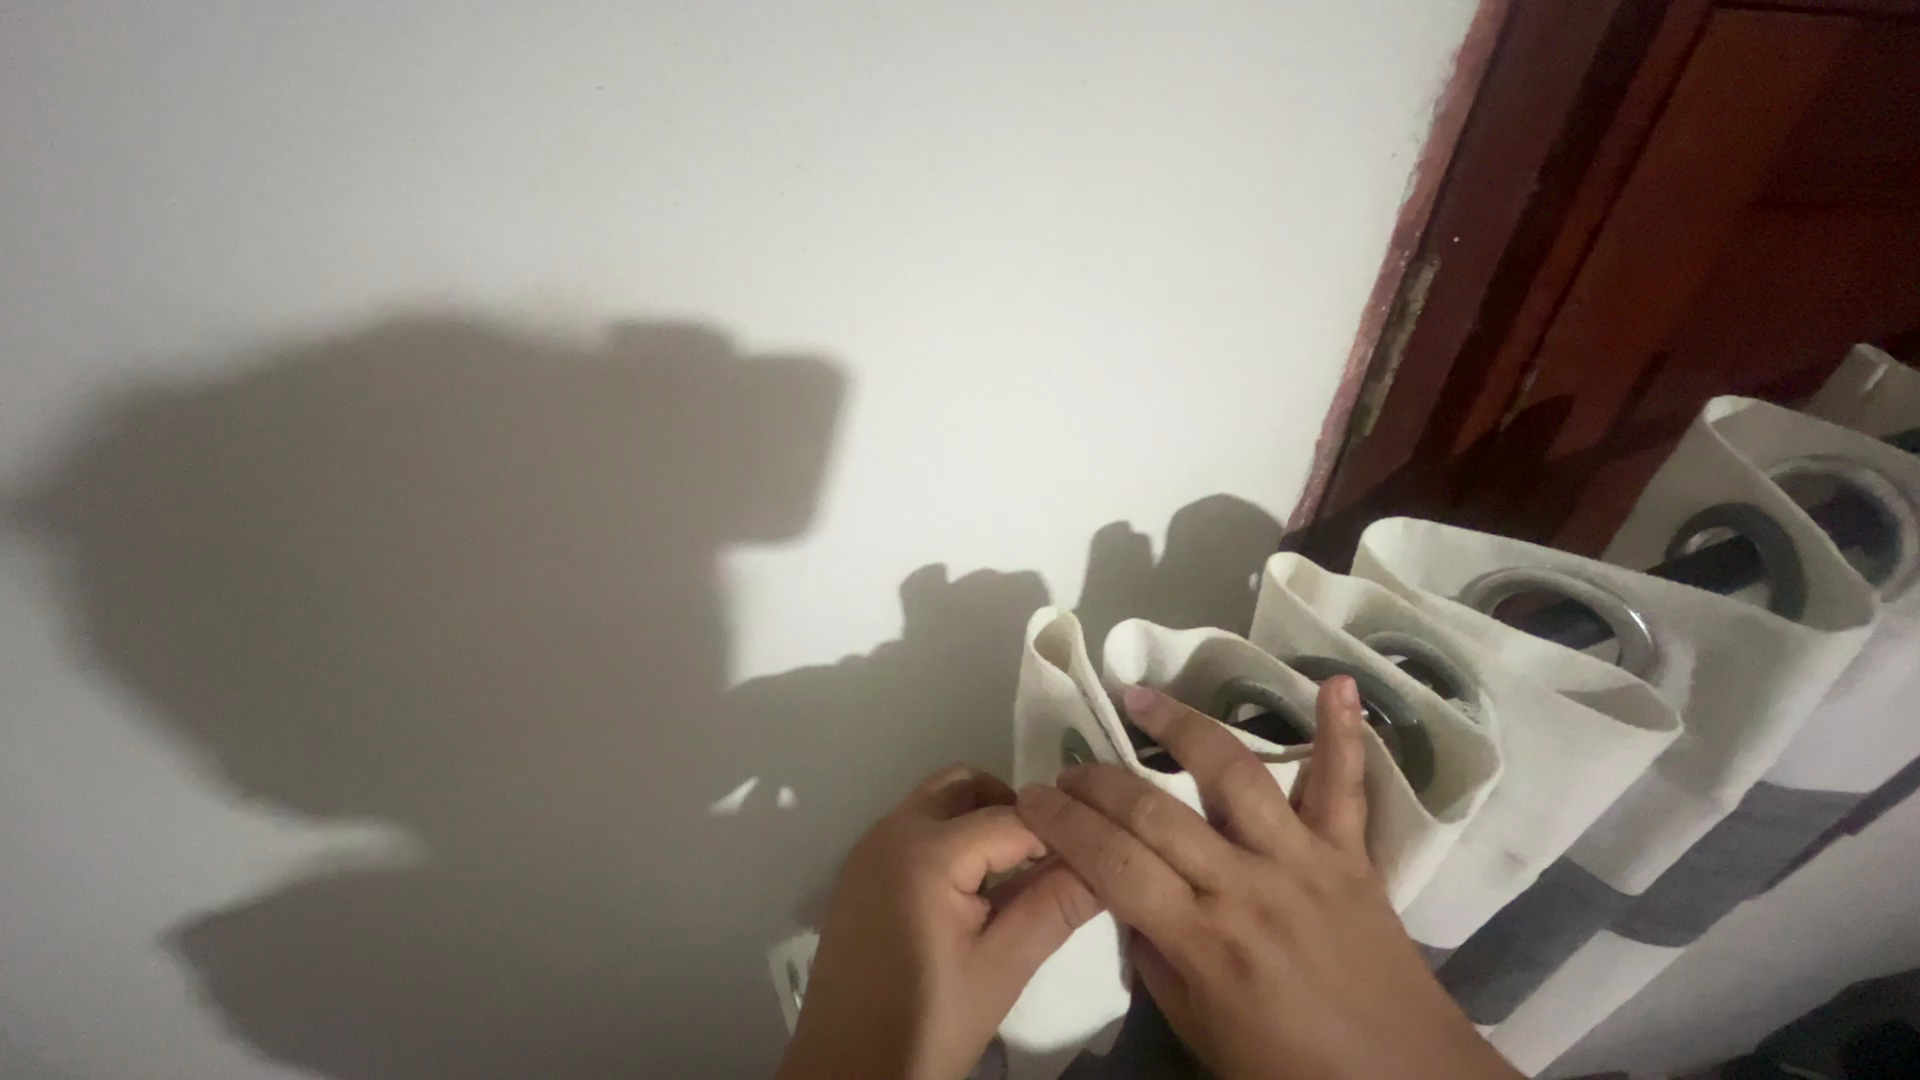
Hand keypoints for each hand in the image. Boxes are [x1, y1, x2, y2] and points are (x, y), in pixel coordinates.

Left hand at [775, 765, 1101, 1079]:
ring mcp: (869, 847)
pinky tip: (968, 888)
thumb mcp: (1002, 968)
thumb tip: (1103, 864)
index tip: (1087, 857)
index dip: (1055, 833)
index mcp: (926, 851)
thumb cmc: (928, 1023)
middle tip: (1042, 856)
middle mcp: (891, 830)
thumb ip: (1054, 906)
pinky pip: (912, 827)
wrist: (844, 1072)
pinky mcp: (859, 869)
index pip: (1010, 817)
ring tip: (1009, 873)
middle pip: (963, 785)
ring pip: (935, 801)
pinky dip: (947, 836)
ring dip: (977, 819)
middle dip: (1010, 807)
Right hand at [1016, 681, 1520, 1079]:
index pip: (1113, 865)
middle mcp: (1248, 888)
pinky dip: (1342, 733)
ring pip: (1235, 774)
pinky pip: (1346, 788)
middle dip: (1096, 781)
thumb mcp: (1199, 1029)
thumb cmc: (1291, 1069)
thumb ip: (1154, 954)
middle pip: (1155, 813)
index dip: (1064, 825)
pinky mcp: (1351, 854)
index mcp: (1206, 941)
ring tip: (1138, 698)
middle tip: (1066, 769)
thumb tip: (1120, 891)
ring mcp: (1304, 861)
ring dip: (1181, 726)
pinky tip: (1335, 682)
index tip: (1030, 799)